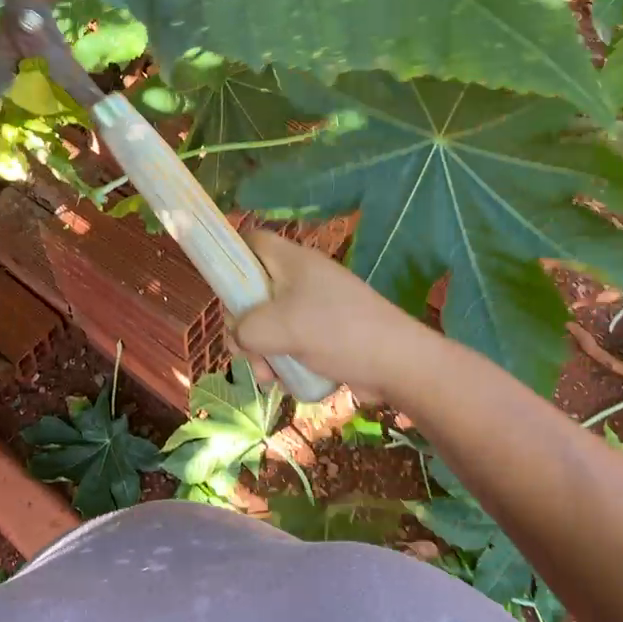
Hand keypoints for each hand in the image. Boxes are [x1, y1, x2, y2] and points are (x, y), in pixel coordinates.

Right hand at [233, 230, 444, 400]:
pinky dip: (284, 360)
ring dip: (261, 350)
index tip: (222, 290)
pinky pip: (290, 341)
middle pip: (251, 290)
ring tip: (269, 376)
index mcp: (290, 260)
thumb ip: (243, 329)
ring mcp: (314, 306)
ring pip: (268, 322)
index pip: (249, 241)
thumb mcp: (277, 328)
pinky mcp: (326, 333)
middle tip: (245, 350)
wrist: (401, 365)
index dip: (229, 257)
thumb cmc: (337, 333)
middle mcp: (300, 277)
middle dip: (243, 325)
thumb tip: (240, 338)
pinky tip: (287, 380)